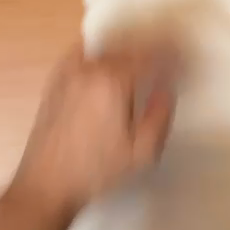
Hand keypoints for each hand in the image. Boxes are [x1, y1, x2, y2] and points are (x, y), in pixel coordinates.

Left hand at [6, 40, 178, 223]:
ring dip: (127, 45)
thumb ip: (159, 117)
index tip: (184, 58)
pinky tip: (107, 58)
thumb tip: (166, 89)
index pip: (150, 55)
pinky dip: (100, 49)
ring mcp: (69, 71)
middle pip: (128, 44)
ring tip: (143, 54)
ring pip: (105, 46)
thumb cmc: (96, 171)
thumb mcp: (141, 154)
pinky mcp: (55, 80)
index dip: (171, 53)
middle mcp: (91, 68)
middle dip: (152, 46)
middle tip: (169, 54)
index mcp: (114, 82)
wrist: (45, 185)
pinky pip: (82, 52)